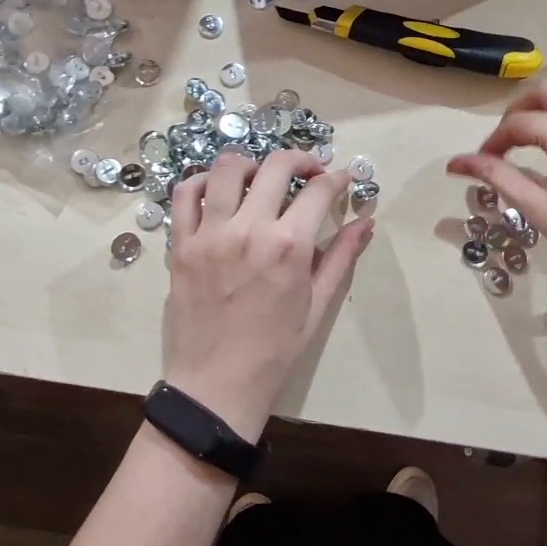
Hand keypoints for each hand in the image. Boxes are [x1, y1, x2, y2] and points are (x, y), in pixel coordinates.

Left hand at [162, 149, 374, 442]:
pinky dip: (202, 180)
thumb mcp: (317, 305)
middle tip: (308, 171)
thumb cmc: (274, 350)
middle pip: (276, 166)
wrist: (216, 386)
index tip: (342, 178)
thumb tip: (366, 222)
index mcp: (289, 246)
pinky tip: (218, 189)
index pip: (318, 190)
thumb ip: (341, 256)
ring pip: (227, 168)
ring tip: (261, 177)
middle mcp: (249, 230)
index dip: (337, 178)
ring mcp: (210, 234)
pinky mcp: (180, 245)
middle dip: (300, 160)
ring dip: (251, 163)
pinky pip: (185, 194)